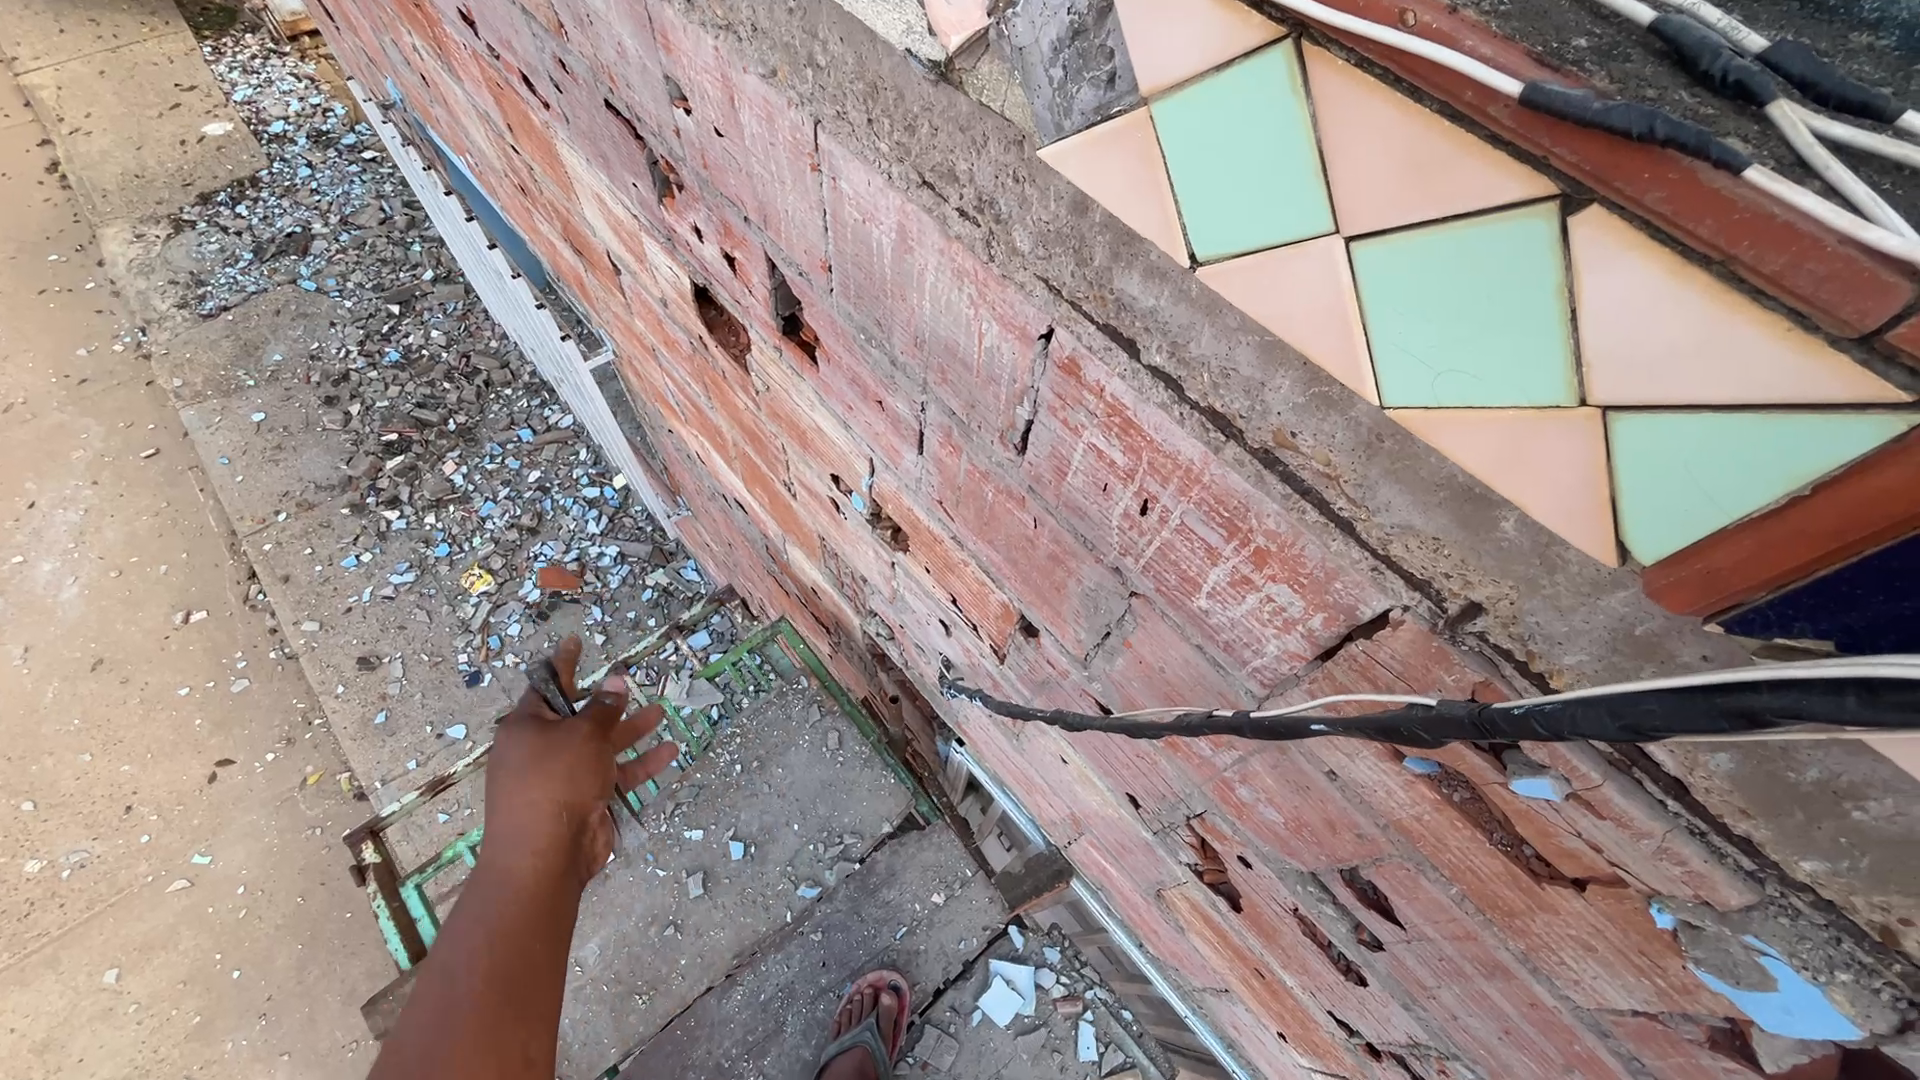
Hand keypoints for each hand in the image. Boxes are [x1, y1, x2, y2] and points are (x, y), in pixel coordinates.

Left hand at [481, 636, 680, 890]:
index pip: (547, 686)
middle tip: (630, 683)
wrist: (546, 853)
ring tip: (661, 712)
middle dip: (608, 702)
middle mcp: (542, 750)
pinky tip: (669, 752)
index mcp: (528, 727)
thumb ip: (604, 708)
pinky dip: (640, 763)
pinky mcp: (585, 800)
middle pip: (579, 717)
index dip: (565, 663)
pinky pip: (615, 774)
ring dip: (631, 730)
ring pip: (602, 746)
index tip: (575, 641)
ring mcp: (564, 777)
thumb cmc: (556, 781)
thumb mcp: (584, 735)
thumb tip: (615, 684)